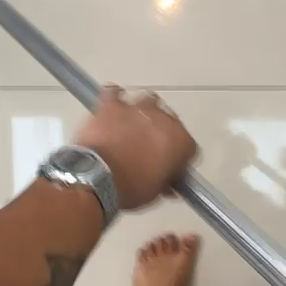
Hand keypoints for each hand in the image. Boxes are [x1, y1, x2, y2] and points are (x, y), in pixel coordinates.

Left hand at [75, 87, 197, 211]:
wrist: (96, 177)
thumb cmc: (130, 188)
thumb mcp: (154, 192)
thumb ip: (166, 181)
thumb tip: (169, 182)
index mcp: (180, 141)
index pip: (189, 147)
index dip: (179, 157)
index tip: (170, 166)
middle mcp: (164, 118)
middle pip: (169, 121)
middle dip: (162, 133)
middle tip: (148, 149)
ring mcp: (137, 108)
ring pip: (148, 101)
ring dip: (143, 113)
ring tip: (132, 126)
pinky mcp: (112, 104)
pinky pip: (115, 93)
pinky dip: (115, 98)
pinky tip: (113, 107)